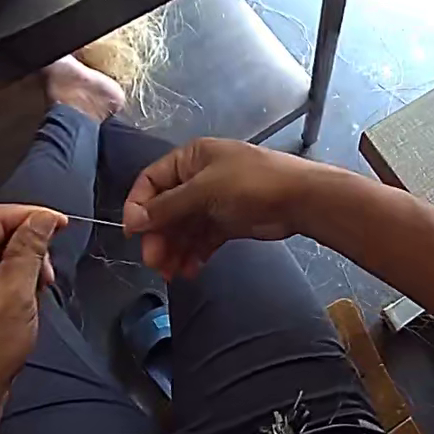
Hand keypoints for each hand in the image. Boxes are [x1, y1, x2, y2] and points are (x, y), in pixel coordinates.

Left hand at [0, 204, 65, 433]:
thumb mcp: (16, 295)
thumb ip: (29, 250)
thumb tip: (43, 219)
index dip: (31, 216)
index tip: (64, 225)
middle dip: (27, 244)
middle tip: (50, 270)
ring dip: (21, 263)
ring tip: (38, 289)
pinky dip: (9, 279)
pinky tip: (23, 298)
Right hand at [122, 138, 339, 278]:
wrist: (300, 199)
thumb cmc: (252, 184)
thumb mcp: (205, 190)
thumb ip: (169, 206)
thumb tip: (135, 221)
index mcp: (191, 159)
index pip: (151, 181)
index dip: (138, 207)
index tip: (133, 234)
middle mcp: (199, 178)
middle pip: (167, 209)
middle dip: (159, 236)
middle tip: (155, 263)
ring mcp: (215, 201)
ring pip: (185, 228)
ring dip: (175, 250)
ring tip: (172, 274)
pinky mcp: (229, 222)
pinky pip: (204, 239)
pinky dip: (195, 254)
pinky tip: (191, 270)